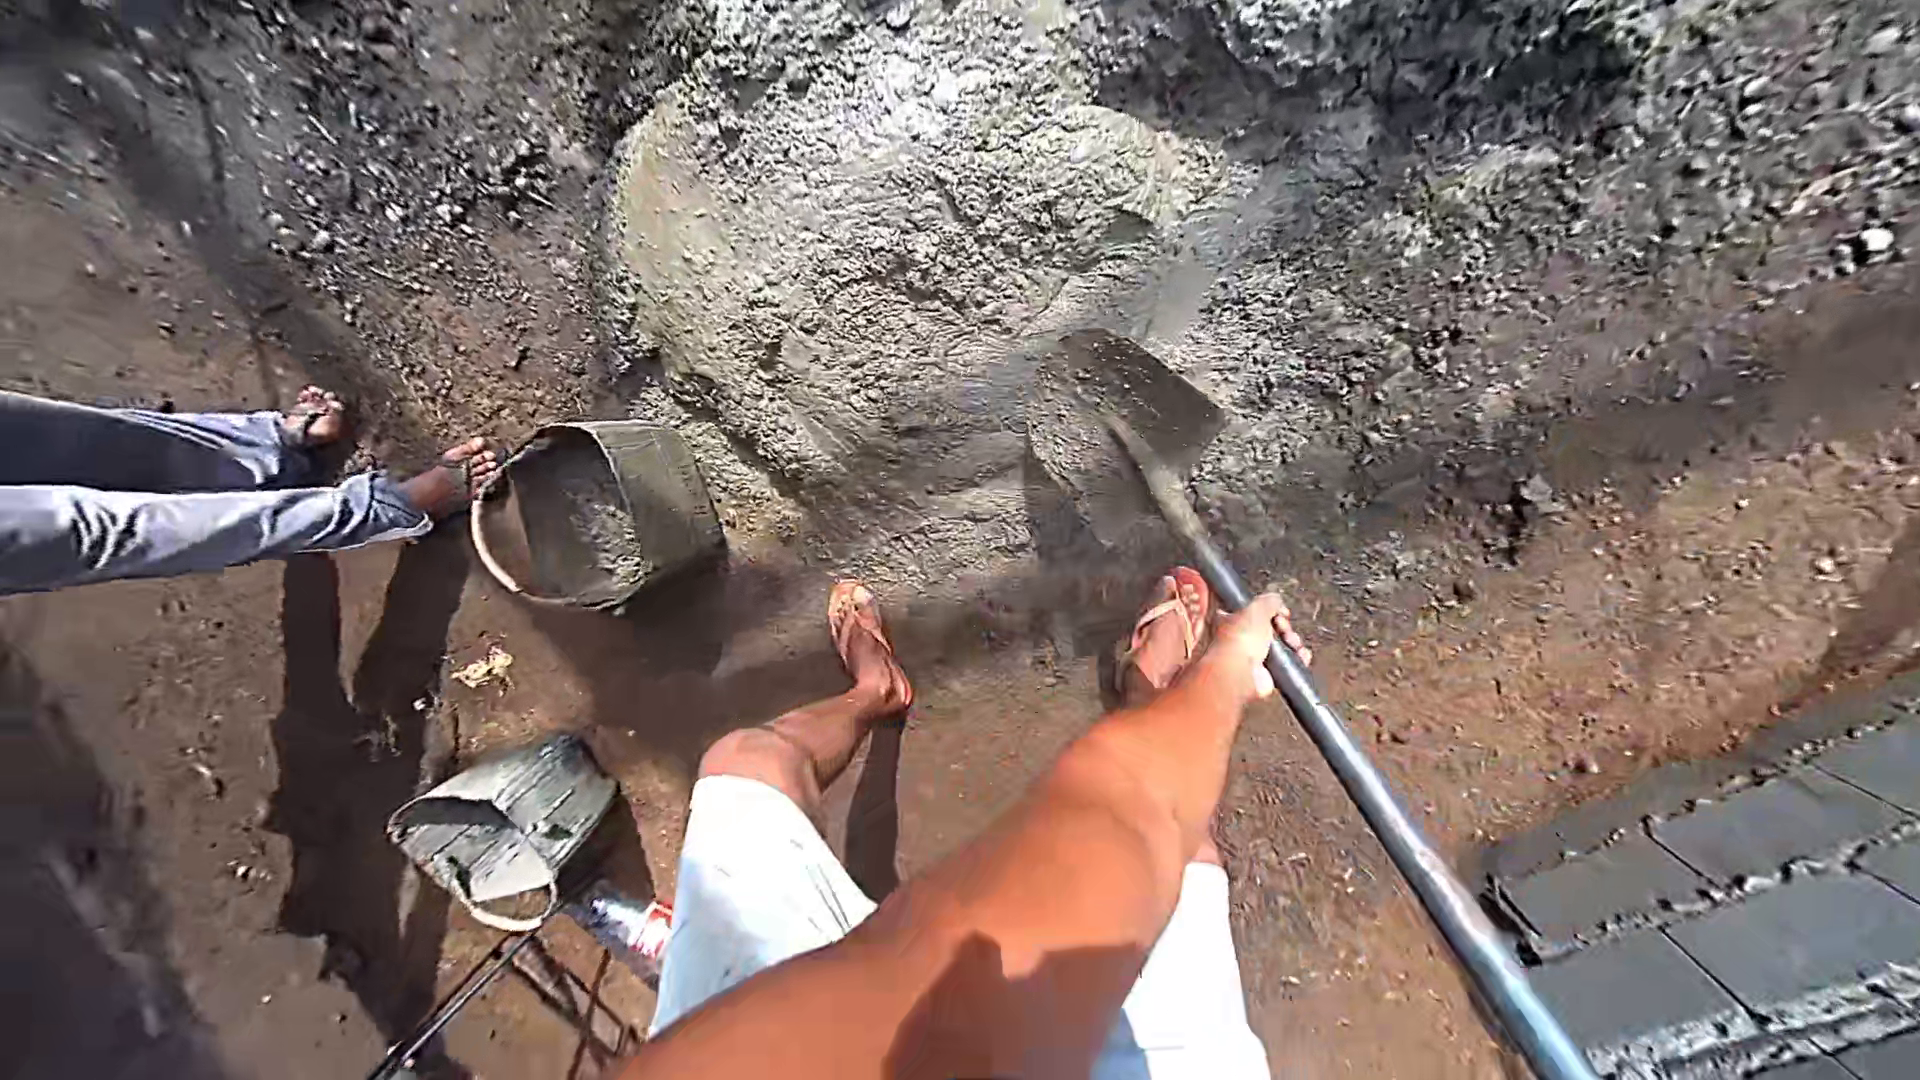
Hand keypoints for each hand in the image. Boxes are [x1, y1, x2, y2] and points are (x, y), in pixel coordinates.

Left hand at [1196, 593, 1311, 703]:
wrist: (1241, 672)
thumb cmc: (1241, 637)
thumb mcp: (1256, 608)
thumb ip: (1268, 601)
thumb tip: (1277, 601)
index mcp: (1231, 621)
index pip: (1255, 612)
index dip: (1271, 611)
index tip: (1280, 612)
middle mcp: (1241, 639)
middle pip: (1272, 628)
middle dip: (1285, 627)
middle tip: (1284, 629)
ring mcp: (1254, 657)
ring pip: (1282, 645)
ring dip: (1293, 642)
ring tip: (1293, 643)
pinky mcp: (1268, 674)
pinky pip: (1288, 663)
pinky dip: (1298, 659)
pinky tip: (1301, 656)